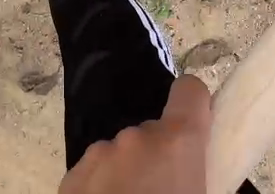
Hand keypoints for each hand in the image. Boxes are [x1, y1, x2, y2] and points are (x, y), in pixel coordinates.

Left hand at [58, 75, 211, 193]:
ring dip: (130, 178)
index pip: (190, 91)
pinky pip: (97, 173)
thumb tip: (198, 181)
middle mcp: (136, 137)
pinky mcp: (70, 177)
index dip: (197, 108)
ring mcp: (99, 154)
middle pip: (154, 134)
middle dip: (160, 163)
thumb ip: (204, 183)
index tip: (200, 137)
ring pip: (123, 156)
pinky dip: (104, 191)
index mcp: (176, 144)